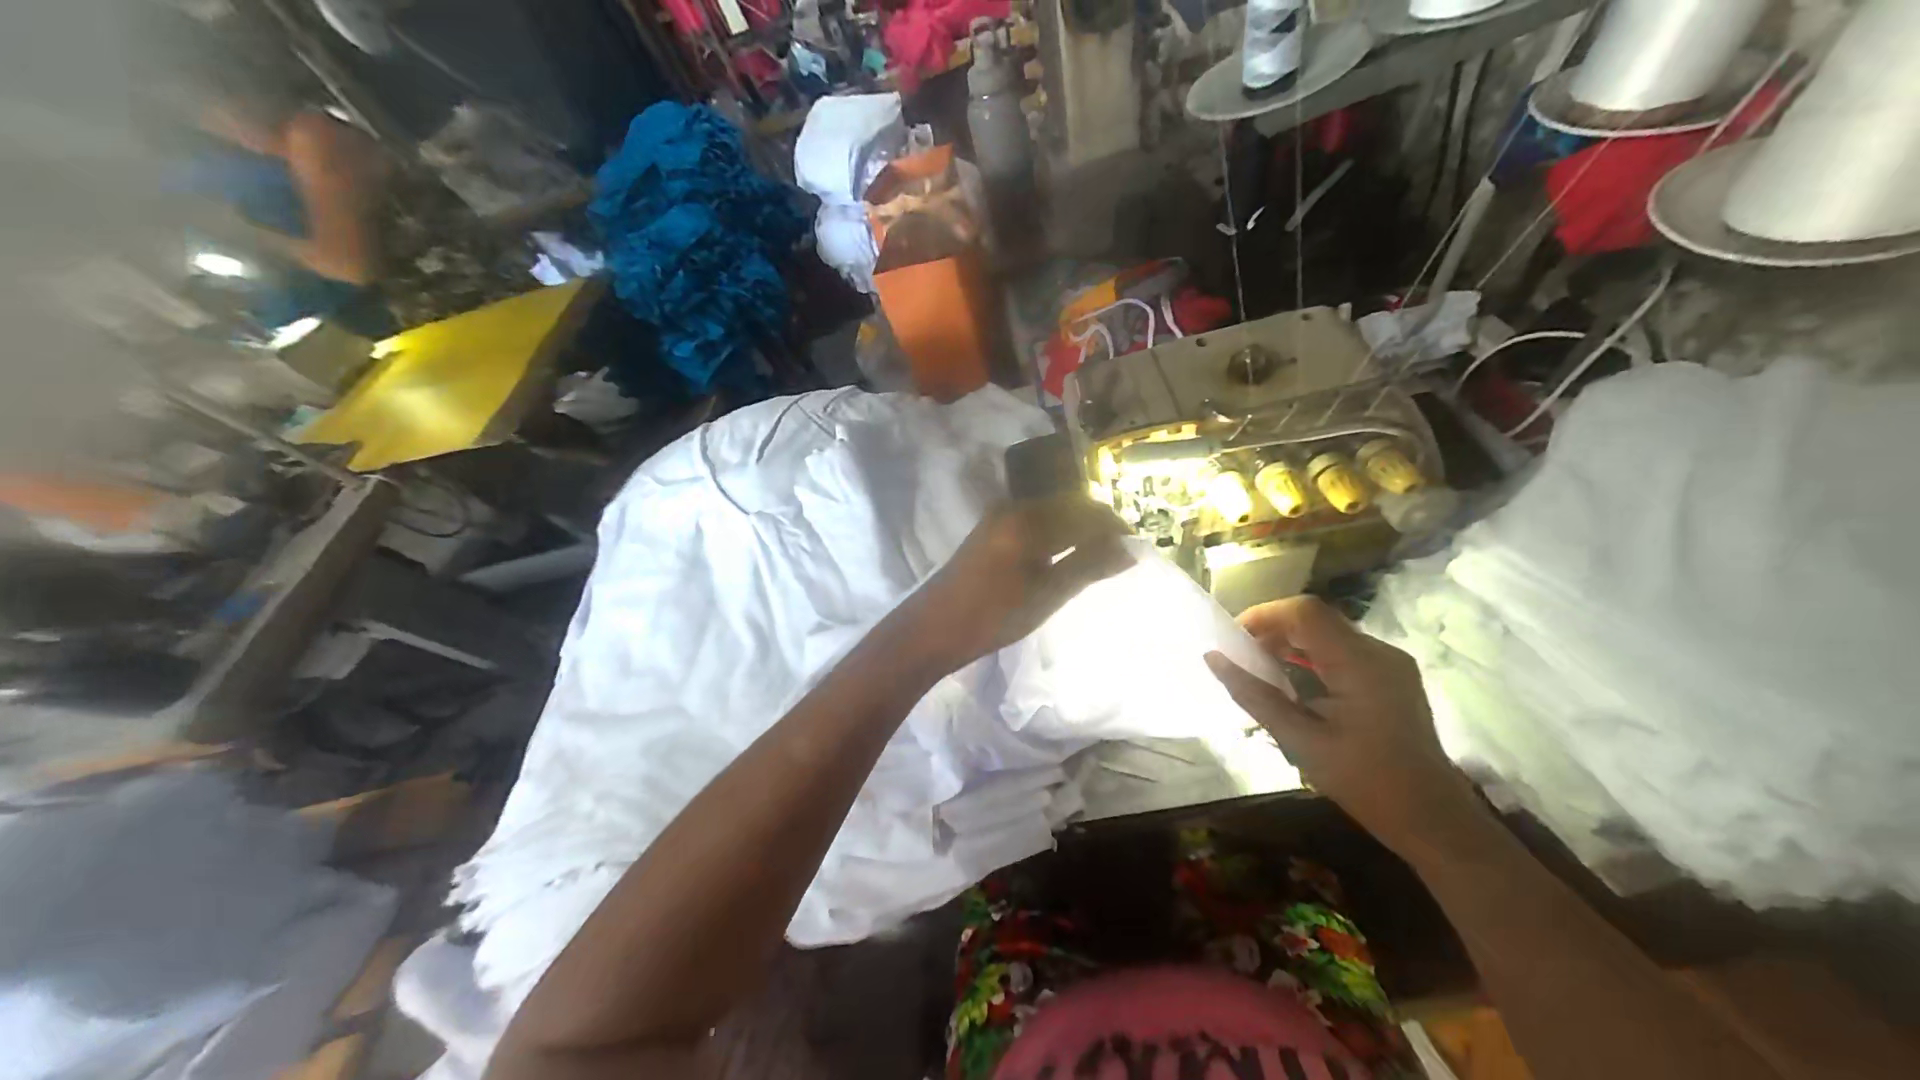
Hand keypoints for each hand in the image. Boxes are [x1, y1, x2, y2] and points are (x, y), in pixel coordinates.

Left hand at [898, 497, 1131, 670]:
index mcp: (1028, 518)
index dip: (1114, 526)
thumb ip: (1088, 566)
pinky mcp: (989, 533)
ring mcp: (997, 519)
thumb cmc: (992, 615)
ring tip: (1098, 557)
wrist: (932, 629)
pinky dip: (1056, 535)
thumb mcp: (1047, 594)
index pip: (1084, 511)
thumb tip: (1129, 549)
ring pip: (1051, 514)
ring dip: (1077, 530)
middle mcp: (1013, 508)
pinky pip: (1034, 522)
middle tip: (1120, 552)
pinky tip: (1064, 556)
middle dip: (1097, 525)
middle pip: (1068, 506)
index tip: (1135, 546)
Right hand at [1205, 596, 1488, 860]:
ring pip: (1327, 632)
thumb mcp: (1300, 741)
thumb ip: (1254, 695)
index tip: (1232, 641)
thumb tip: (1213, 659)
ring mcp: (1388, 663)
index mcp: (1360, 664)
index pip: (1304, 613)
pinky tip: (1293, 684)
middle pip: (1314, 618)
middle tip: (1241, 659)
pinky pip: (1341, 650)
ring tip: (1261, 672)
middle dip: (1272, 630)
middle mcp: (1378, 652)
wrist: (1433, 818)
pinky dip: (1309, 656)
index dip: (1262, 616)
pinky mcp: (1390, 676)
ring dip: (1289, 643)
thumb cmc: (1365, 783)